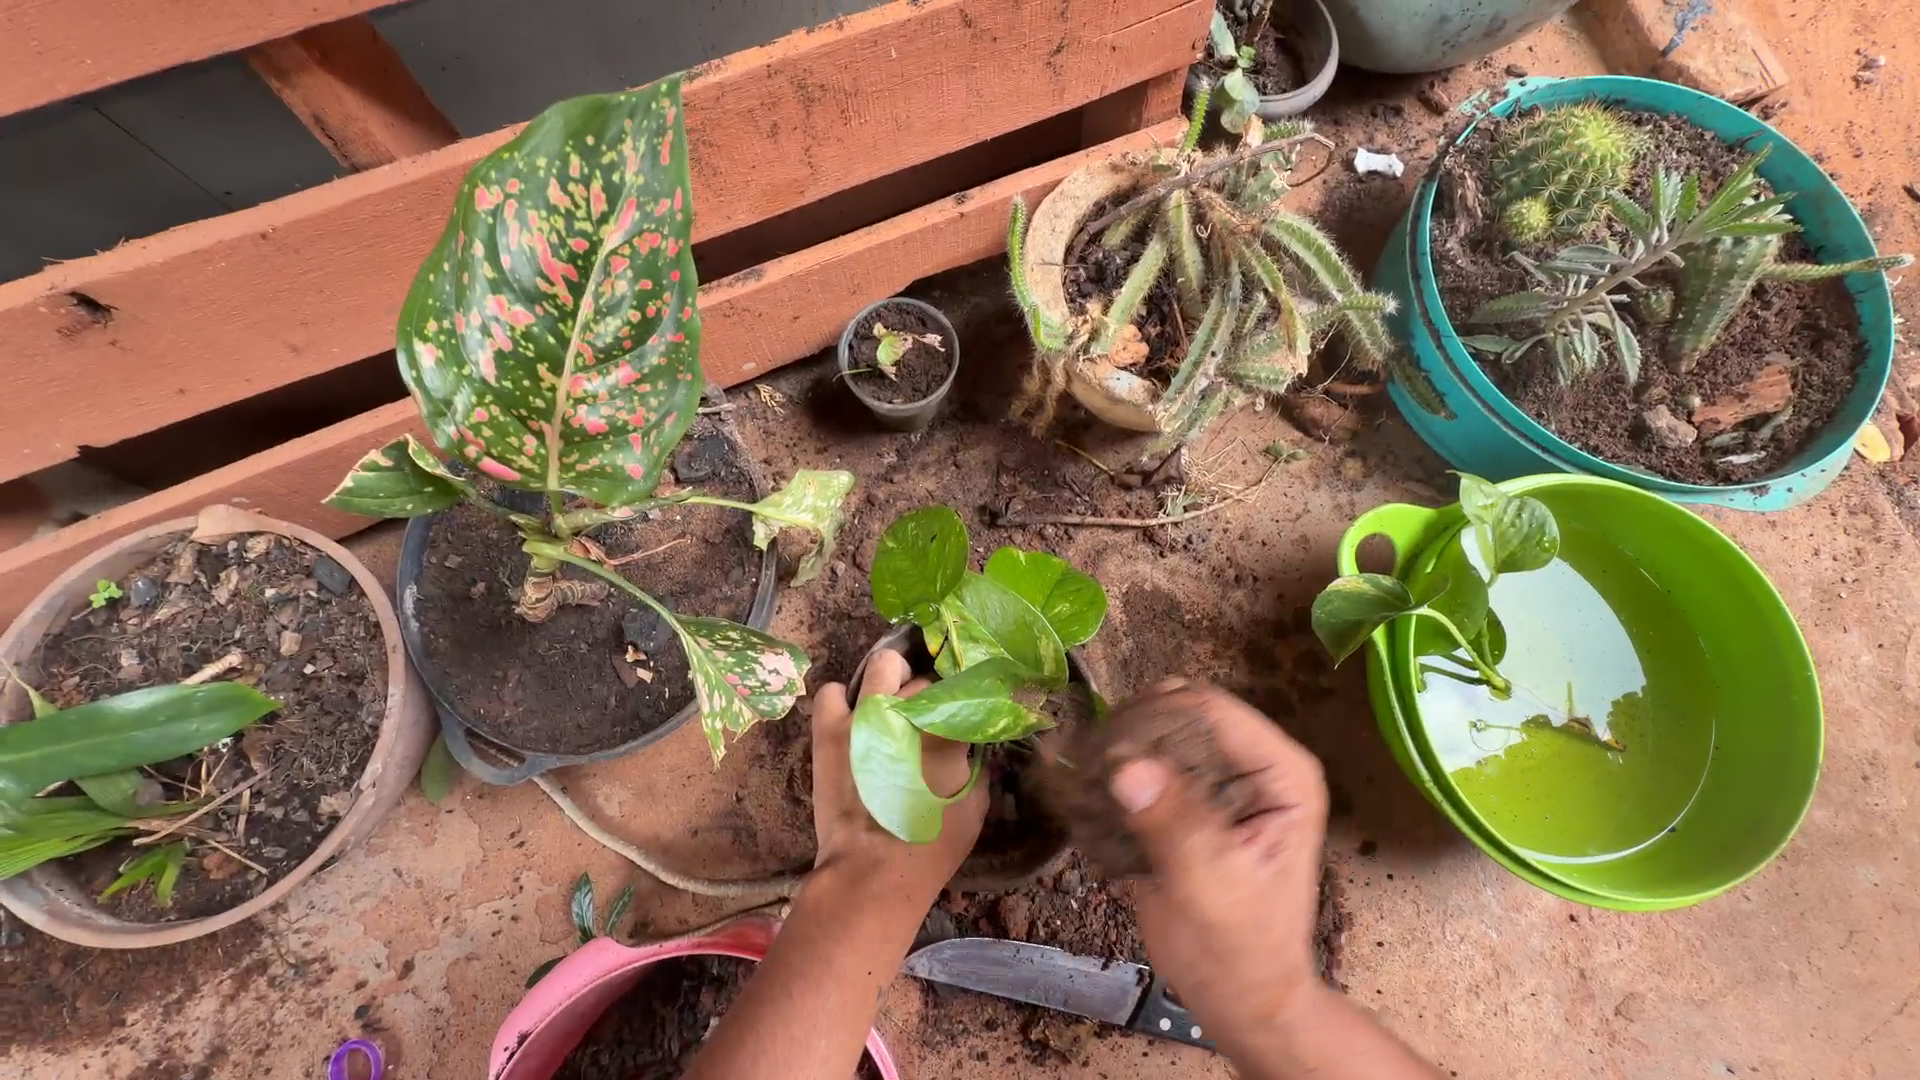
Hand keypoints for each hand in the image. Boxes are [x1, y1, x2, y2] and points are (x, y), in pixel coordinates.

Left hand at [806, 649, 986, 911]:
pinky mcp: (830, 729)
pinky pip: (833, 691)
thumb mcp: (975, 805)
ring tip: (889, 704)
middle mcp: (907, 709)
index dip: (960, 703)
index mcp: (947, 726)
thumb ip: (976, 764)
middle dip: (927, 693)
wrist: (873, 871)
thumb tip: (970, 746)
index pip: (960, 690)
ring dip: (891, 680)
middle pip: (924, 677)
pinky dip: (844, 699)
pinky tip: (852, 716)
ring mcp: (864, 714)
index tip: (959, 714)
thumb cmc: (931, 845)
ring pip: (883, 664)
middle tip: (924, 716)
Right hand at [1109, 680, 1331, 1061]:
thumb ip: (1176, 826)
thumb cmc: (1238, 951)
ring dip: (1115, 748)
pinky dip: (1112, 769)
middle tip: (1087, 769)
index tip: (1106, 757)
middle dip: (1129, 732)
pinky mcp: (1186, 792)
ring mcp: (1217, 773)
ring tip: (1083, 781)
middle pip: (1177, 708)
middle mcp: (1250, 760)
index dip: (1153, 722)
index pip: (1210, 710)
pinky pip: (1143, 756)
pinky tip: (1088, 794)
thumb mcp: (1211, 890)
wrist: (1237, 995)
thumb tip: (1127, 767)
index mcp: (1279, 772)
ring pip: (1154, 726)